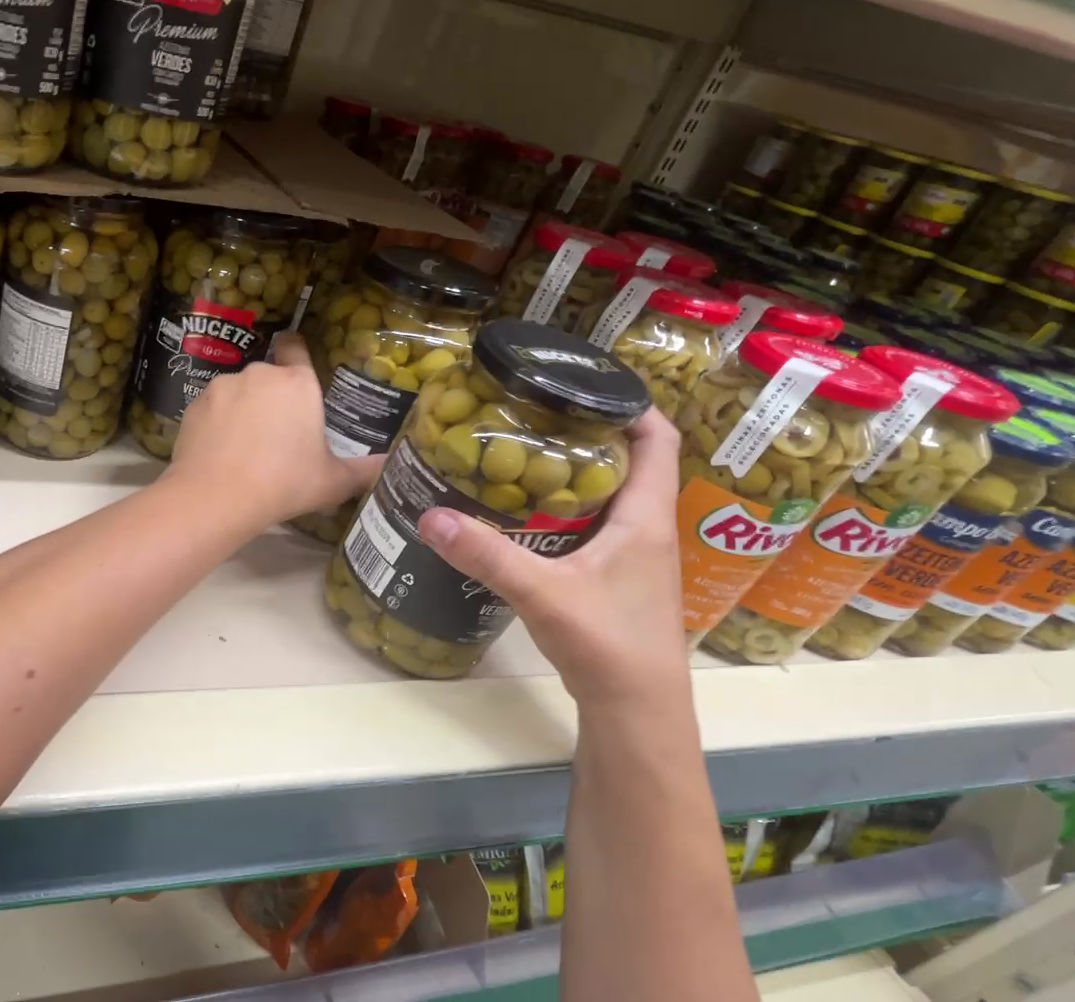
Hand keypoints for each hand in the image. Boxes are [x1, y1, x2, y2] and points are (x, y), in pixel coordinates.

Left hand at [165, 333, 384, 527]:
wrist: (214, 497)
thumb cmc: (282, 485)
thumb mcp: (331, 483)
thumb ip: (363, 472)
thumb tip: (389, 466)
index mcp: (298, 384)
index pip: (296, 347)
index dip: (295, 354)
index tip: (294, 371)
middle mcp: (260, 374)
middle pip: (269, 377)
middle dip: (272, 398)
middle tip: (276, 434)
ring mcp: (223, 386)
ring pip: (238, 392)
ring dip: (243, 409)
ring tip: (244, 446)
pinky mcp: (194, 403)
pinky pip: (212, 407)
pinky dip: (216, 422)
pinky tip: (219, 450)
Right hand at [416, 408, 688, 708]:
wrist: (636, 709)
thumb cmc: (608, 643)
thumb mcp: (543, 593)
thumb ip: (488, 554)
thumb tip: (429, 515)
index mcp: (644, 517)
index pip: (658, 438)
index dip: (630, 402)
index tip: (583, 379)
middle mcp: (644, 528)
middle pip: (626, 460)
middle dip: (585, 430)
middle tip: (529, 412)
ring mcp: (629, 555)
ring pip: (605, 495)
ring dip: (571, 471)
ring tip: (518, 452)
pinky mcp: (611, 577)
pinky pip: (589, 524)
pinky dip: (561, 508)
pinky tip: (521, 513)